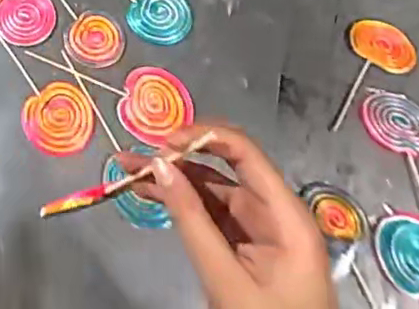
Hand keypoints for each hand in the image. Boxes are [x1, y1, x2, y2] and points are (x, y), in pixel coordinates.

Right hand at [118, 125, 333, 308]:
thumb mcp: (227, 282)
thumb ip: (192, 221)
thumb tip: (159, 165)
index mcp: (286, 214)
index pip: (244, 152)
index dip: (204, 136)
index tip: (165, 142)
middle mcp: (276, 213)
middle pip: (224, 169)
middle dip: (179, 159)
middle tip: (136, 157)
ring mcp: (261, 232)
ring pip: (213, 191)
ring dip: (175, 181)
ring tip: (132, 173)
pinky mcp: (247, 251)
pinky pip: (213, 216)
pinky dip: (185, 206)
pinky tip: (154, 196)